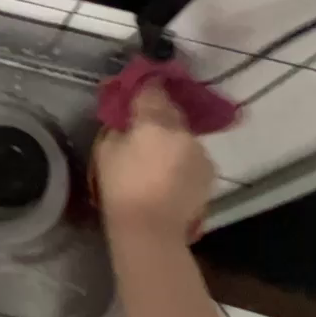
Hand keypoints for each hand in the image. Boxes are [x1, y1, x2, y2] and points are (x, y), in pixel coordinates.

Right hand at [94, 83, 215, 244]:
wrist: (152, 230)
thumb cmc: (120, 189)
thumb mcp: (105, 152)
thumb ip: (117, 128)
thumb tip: (125, 121)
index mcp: (155, 122)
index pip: (152, 90)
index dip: (143, 86)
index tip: (135, 87)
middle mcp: (183, 131)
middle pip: (170, 111)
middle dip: (157, 113)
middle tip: (141, 123)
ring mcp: (200, 152)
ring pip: (183, 134)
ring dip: (170, 137)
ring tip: (154, 154)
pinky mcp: (210, 173)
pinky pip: (192, 155)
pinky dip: (181, 157)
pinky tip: (167, 173)